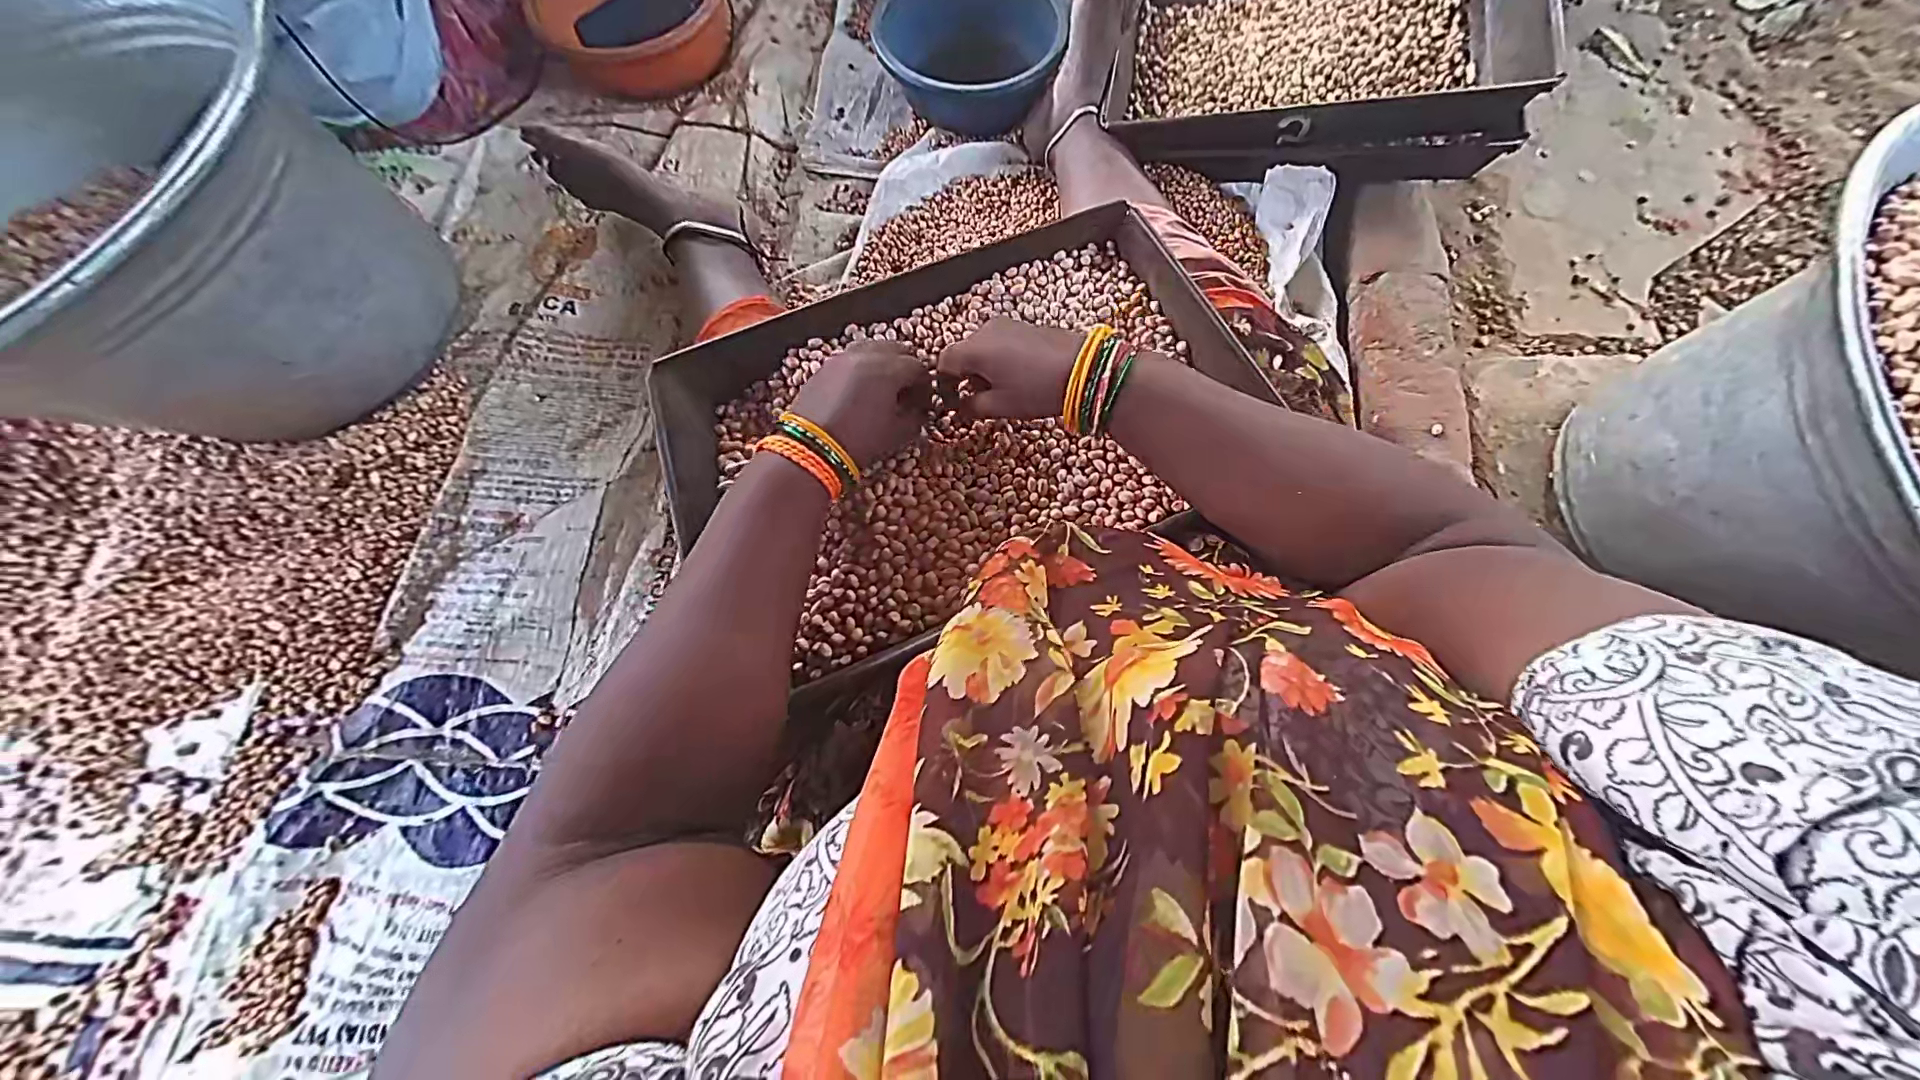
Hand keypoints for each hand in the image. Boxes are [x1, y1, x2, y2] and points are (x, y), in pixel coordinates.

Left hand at [788, 341, 933, 468]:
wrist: (812, 449)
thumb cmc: (859, 441)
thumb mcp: (898, 433)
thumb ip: (916, 416)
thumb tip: (919, 409)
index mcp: (889, 368)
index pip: (918, 367)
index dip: (925, 385)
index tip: (925, 401)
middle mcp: (866, 355)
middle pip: (897, 349)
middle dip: (906, 368)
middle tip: (908, 391)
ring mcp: (842, 358)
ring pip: (872, 349)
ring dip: (884, 364)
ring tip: (884, 390)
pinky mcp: (824, 368)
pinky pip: (851, 359)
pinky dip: (862, 369)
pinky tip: (862, 392)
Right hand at [934, 318, 1082, 420]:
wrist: (1085, 369)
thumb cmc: (1037, 389)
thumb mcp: (999, 406)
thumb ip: (970, 407)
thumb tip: (960, 406)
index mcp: (973, 349)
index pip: (943, 362)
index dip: (943, 383)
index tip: (952, 401)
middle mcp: (985, 330)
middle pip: (963, 353)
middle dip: (966, 376)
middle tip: (982, 400)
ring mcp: (1007, 324)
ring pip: (983, 347)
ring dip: (985, 368)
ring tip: (1006, 390)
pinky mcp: (1025, 325)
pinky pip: (1001, 342)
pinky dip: (1002, 359)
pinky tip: (1020, 376)